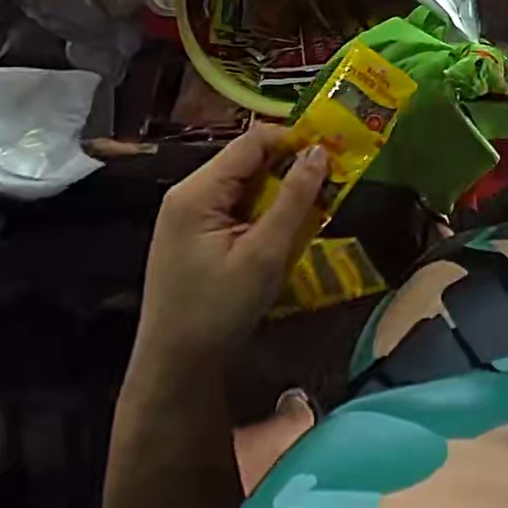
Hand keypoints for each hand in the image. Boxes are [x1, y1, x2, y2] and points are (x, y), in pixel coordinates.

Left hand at [136, 126, 328, 372]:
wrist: (175, 368)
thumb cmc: (219, 311)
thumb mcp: (265, 254)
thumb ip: (294, 198)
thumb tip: (320, 151)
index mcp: (198, 191)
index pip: (252, 141)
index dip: (294, 139)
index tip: (333, 154)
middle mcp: (189, 192)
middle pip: (247, 160)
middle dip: (290, 168)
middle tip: (329, 186)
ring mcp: (188, 213)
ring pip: (244, 183)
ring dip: (279, 192)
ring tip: (311, 211)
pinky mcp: (194, 233)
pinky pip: (235, 205)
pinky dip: (263, 211)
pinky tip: (282, 232)